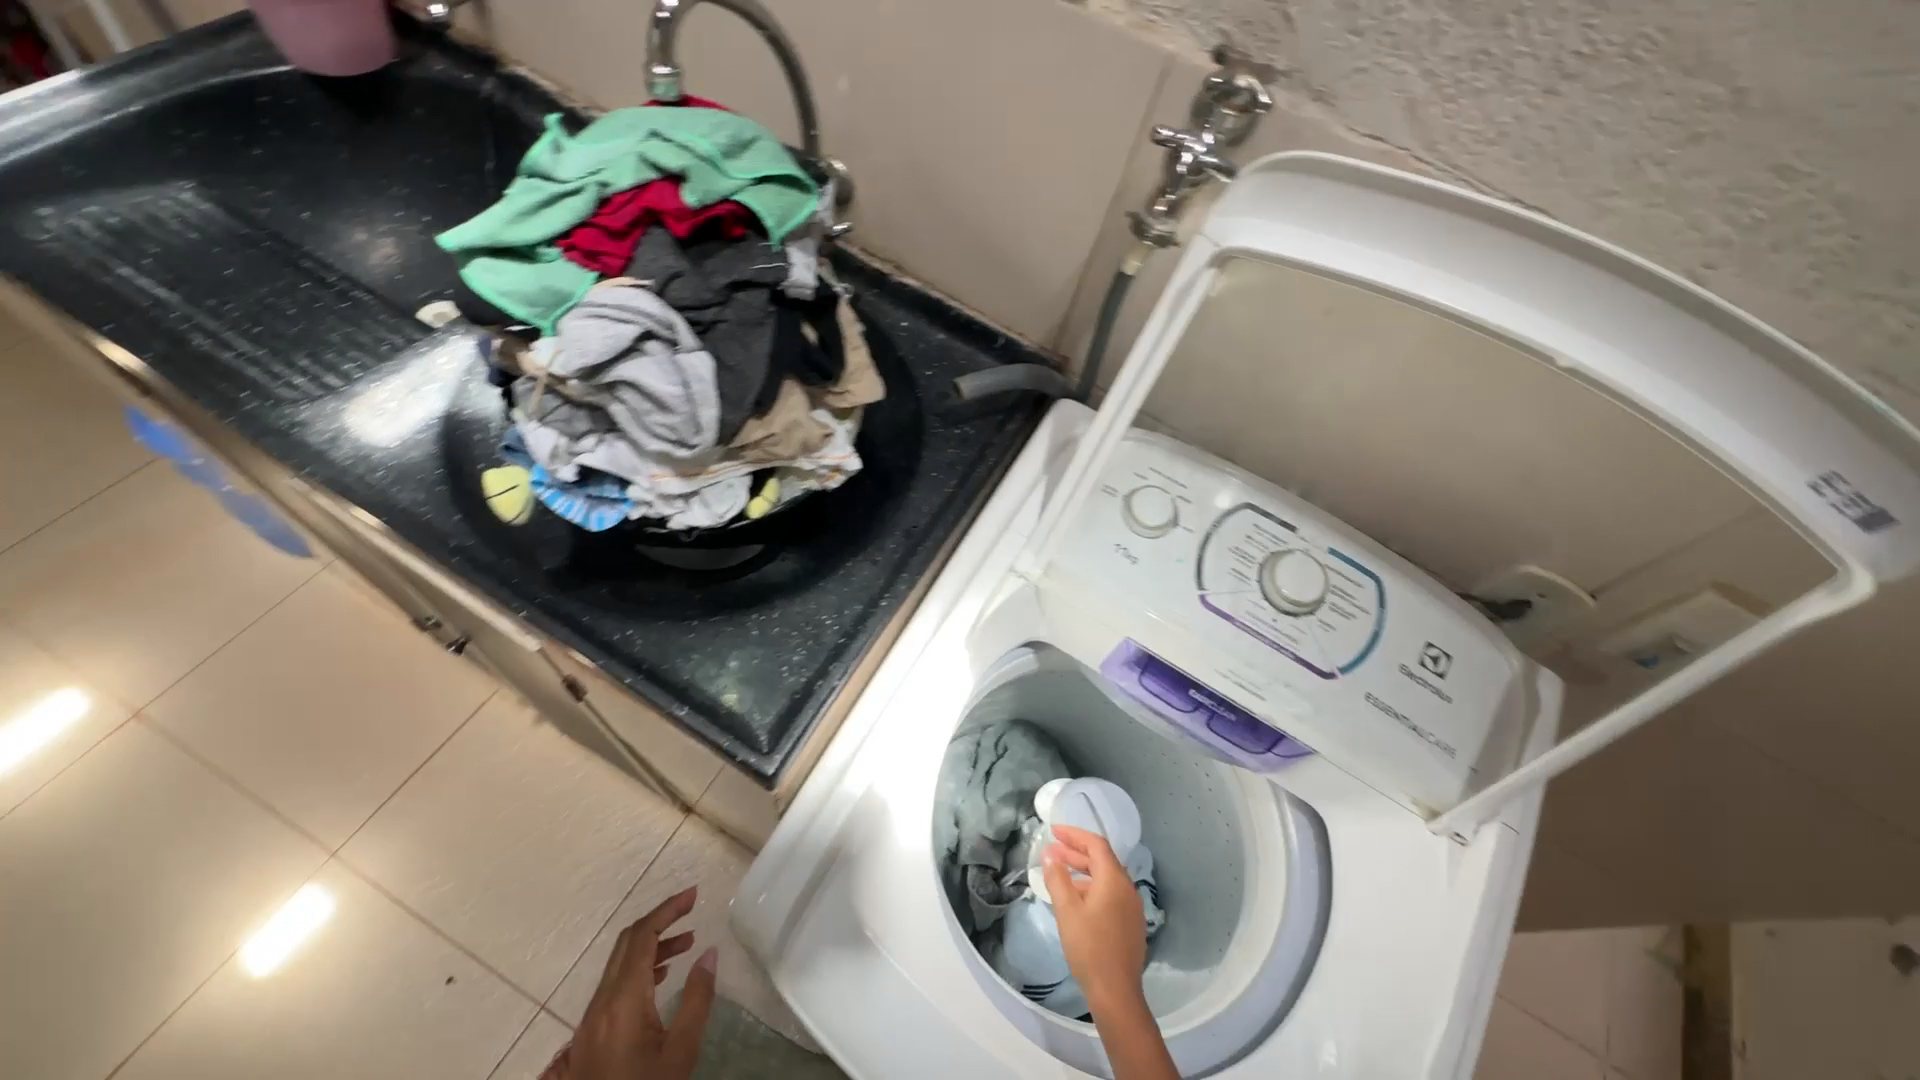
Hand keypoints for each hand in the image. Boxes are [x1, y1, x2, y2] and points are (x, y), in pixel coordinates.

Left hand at [541, 886, 717, 1079]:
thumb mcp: (681, 1051)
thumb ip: (697, 999)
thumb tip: (709, 953)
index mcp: (624, 999)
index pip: (643, 937)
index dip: (668, 910)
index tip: (694, 895)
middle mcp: (602, 1001)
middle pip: (627, 943)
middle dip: (660, 919)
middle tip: (692, 908)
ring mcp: (592, 1017)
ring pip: (620, 963)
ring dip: (652, 945)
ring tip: (688, 943)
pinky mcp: (592, 1033)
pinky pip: (615, 983)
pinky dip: (640, 967)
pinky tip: (663, 976)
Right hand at [1041, 824, 1146, 1014]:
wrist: (1116, 991)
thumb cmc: (1089, 947)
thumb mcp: (1067, 911)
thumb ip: (1058, 879)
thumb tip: (1050, 855)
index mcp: (1114, 880)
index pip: (1096, 844)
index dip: (1074, 835)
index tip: (1053, 832)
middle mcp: (1128, 888)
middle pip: (1102, 860)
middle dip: (1076, 852)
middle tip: (1053, 850)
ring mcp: (1132, 907)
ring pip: (1106, 878)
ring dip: (1083, 871)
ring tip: (1060, 874)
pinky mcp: (1130, 923)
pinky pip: (1110, 894)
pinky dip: (1092, 887)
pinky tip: (1076, 899)